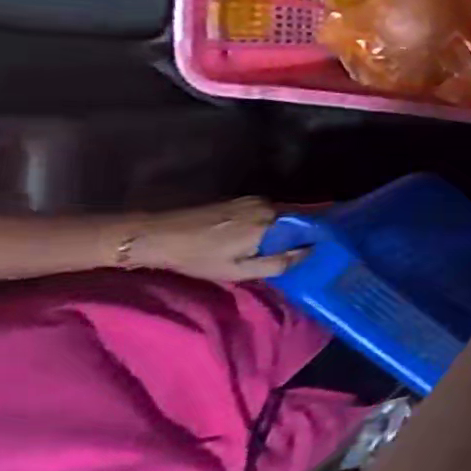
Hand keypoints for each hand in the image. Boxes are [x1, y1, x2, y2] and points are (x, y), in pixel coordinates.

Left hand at [123, 198, 300, 281]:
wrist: (155, 236)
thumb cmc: (197, 257)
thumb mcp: (237, 271)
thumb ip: (279, 263)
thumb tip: (309, 252)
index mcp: (272, 224)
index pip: (311, 228)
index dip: (316, 238)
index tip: (315, 249)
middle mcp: (270, 207)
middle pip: (297, 220)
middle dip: (298, 233)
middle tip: (289, 251)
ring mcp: (255, 200)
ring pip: (282, 215)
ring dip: (282, 227)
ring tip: (271, 244)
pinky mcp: (242, 199)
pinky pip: (268, 210)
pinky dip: (268, 221)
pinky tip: (252, 234)